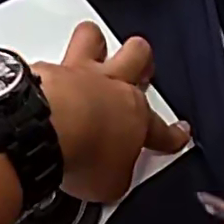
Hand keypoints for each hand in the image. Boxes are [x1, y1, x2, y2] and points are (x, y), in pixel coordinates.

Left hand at [35, 22, 191, 203]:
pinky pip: (51, 58)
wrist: (48, 131)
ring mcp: (78, 73)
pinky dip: (50, 68)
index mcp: (136, 117)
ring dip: (97, 46)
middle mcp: (110, 86)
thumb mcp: (111, 185)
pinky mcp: (46, 70)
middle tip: (140, 72)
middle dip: (143, 63)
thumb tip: (111, 182)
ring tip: (93, 55)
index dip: (173, 135)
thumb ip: (116, 178)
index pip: (161, 129)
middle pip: (139, 57)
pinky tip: (45, 77)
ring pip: (96, 38)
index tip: (178, 134)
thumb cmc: (84, 152)